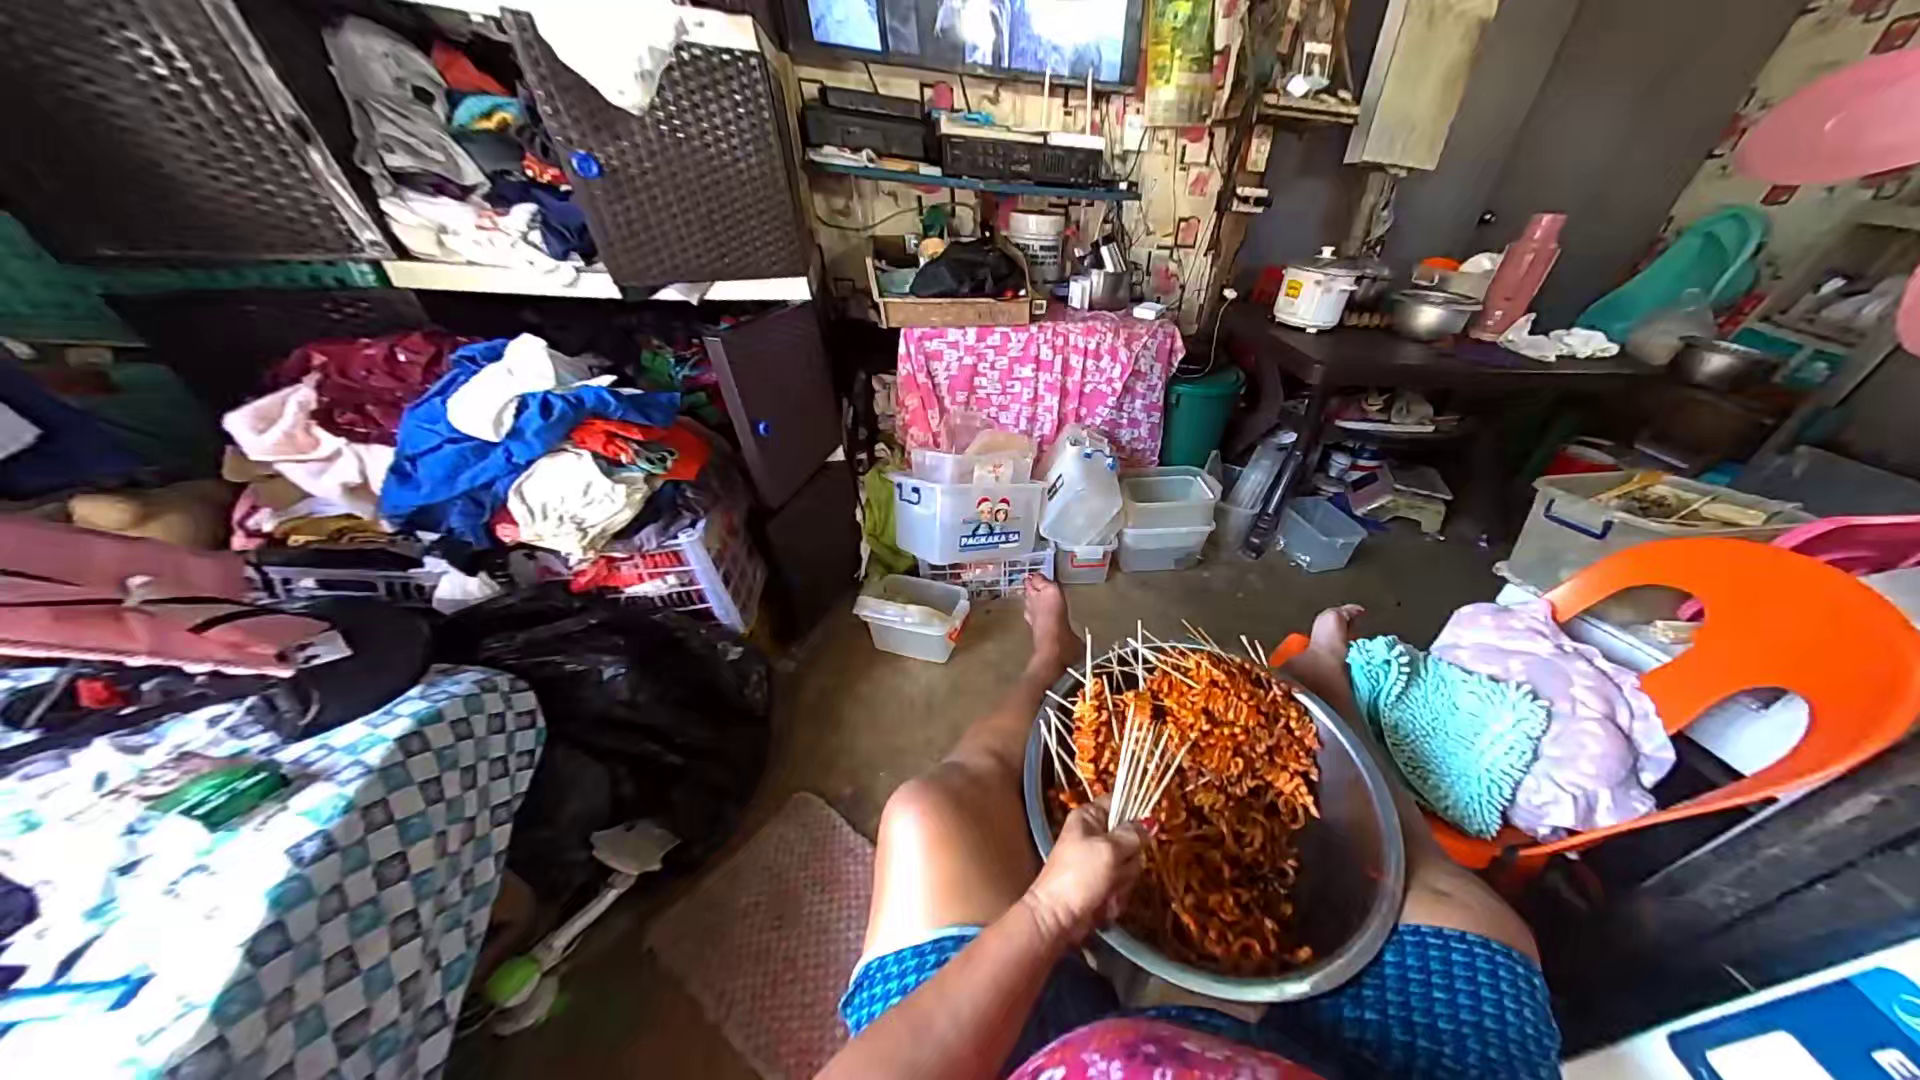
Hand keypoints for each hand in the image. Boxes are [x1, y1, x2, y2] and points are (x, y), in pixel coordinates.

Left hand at [1022, 801, 1144, 945]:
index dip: (1135, 811)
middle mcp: (1094, 833)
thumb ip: (1132, 835)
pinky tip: (1106, 901)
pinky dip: (1118, 894)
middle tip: (1116, 867)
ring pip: (1129, 863)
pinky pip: (1123, 883)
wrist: (1057, 916)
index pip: (1118, 801)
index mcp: (1089, 816)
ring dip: (1123, 880)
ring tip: (1108, 888)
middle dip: (1129, 858)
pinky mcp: (1102, 881)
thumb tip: (1151, 822)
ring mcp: (1098, 859)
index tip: (1149, 826)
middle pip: (1130, 837)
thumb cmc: (1080, 875)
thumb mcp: (1109, 850)